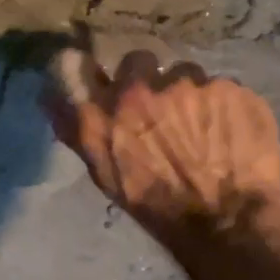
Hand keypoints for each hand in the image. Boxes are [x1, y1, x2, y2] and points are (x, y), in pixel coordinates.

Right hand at [47, 49, 279, 244]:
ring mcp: (189, 84)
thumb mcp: (101, 171)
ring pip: (185, 74)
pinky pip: (222, 87)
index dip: (87, 69)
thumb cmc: (151, 201)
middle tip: (156, 107)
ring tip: (198, 124)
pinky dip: (222, 105)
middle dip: (145, 79)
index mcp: (102, 111)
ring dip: (186, 92)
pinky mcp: (231, 88)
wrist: (222, 217)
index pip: (77, 65)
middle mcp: (140, 88)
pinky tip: (226, 132)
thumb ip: (76, 128)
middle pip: (138, 61)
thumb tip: (48, 96)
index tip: (96, 77)